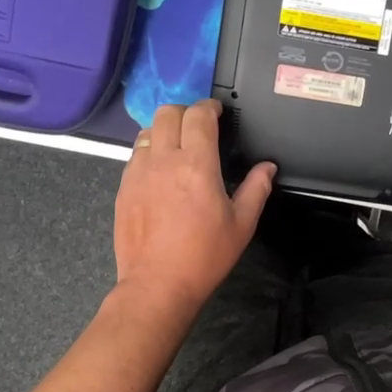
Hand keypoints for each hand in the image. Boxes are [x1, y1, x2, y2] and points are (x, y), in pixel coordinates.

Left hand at [114, 99, 275, 315]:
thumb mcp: (241, 224)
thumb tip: (267, 168)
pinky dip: (149, 152)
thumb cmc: (204, 256)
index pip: (199, 116)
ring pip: (146, 131)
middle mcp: (163, 161)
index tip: (218, 111)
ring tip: (177, 145)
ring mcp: (138, 173)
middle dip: (185, 111)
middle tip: (198, 125)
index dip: (210, 107)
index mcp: (196, 165)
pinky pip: (134, 156)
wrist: (157, 285)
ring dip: (164, 130)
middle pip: (167, 113)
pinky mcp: (123, 188)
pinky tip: (160, 171)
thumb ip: (256, 189)